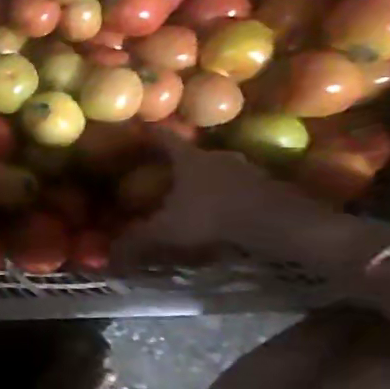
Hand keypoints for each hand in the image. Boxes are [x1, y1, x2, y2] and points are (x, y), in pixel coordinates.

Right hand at [114, 135, 322, 263]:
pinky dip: (228, 198)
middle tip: (164, 176)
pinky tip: (223, 216)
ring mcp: (247, 170)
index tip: (137, 132)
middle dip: (178, 165)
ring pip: (219, 173)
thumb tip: (108, 256)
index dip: (148, 135)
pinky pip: (240, 189)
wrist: (281, 225)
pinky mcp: (269, 188)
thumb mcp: (168, 232)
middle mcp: (218, 157)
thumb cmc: (215, 218)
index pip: (164, 138)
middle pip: (193, 155)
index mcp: (190, 159)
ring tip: (195, 199)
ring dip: (207, 183)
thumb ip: (138, 241)